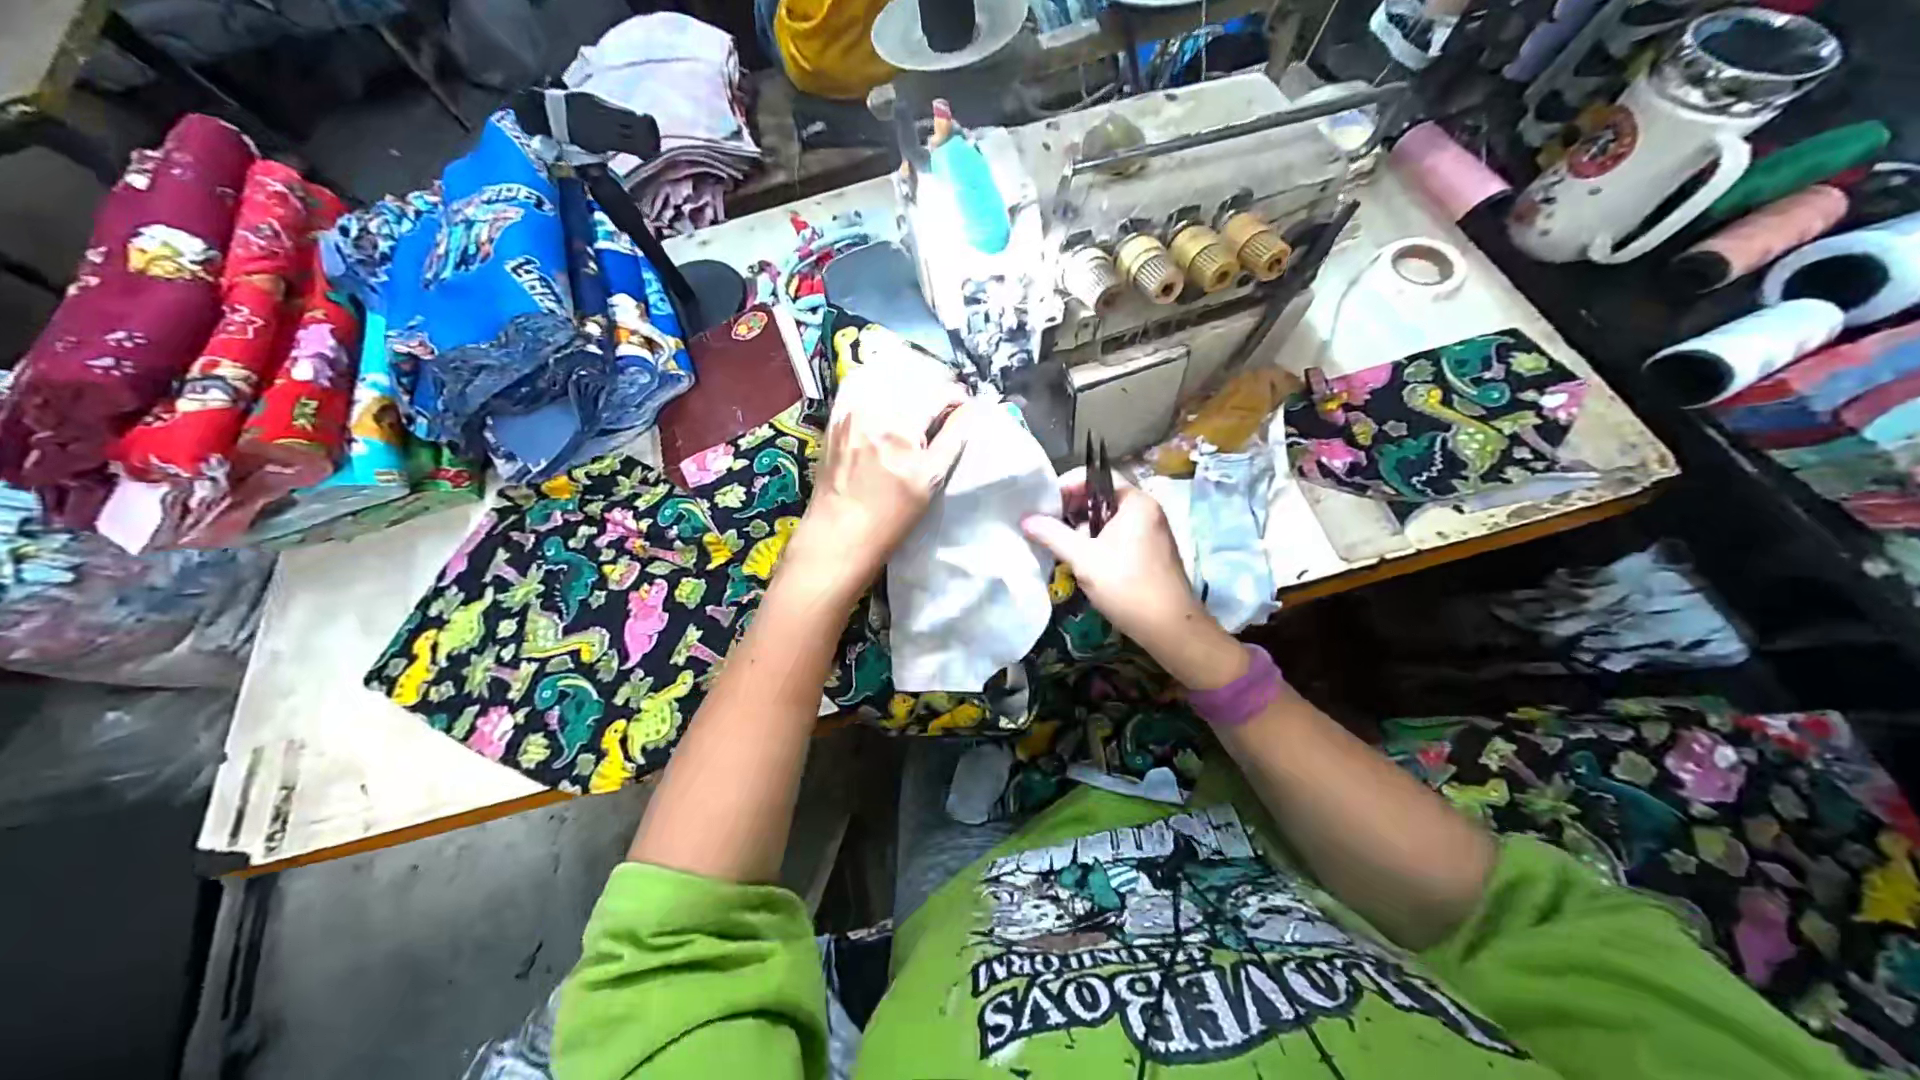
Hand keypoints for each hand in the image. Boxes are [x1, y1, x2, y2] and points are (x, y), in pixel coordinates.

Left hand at [782, 357, 969, 601]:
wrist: (838, 534)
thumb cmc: (890, 516)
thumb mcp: (930, 479)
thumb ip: (954, 437)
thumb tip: (975, 408)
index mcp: (900, 426)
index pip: (938, 391)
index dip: (957, 396)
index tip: (963, 409)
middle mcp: (872, 409)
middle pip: (912, 381)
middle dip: (932, 391)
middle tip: (942, 411)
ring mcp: (849, 412)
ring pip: (886, 381)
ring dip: (907, 389)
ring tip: (915, 412)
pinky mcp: (835, 419)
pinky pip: (859, 390)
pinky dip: (878, 391)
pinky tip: (886, 410)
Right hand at [1021, 471, 1245, 689]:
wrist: (1168, 626)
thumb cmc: (1125, 585)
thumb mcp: (1083, 558)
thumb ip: (1052, 535)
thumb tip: (1026, 519)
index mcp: (1136, 502)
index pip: (1097, 478)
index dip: (1068, 486)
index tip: (1045, 504)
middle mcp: (1148, 510)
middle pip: (1102, 498)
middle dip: (1073, 510)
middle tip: (1048, 525)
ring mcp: (1152, 531)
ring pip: (1109, 519)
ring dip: (1084, 529)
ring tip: (1060, 545)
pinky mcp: (1151, 551)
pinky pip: (1120, 535)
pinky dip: (1099, 541)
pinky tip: (1083, 560)